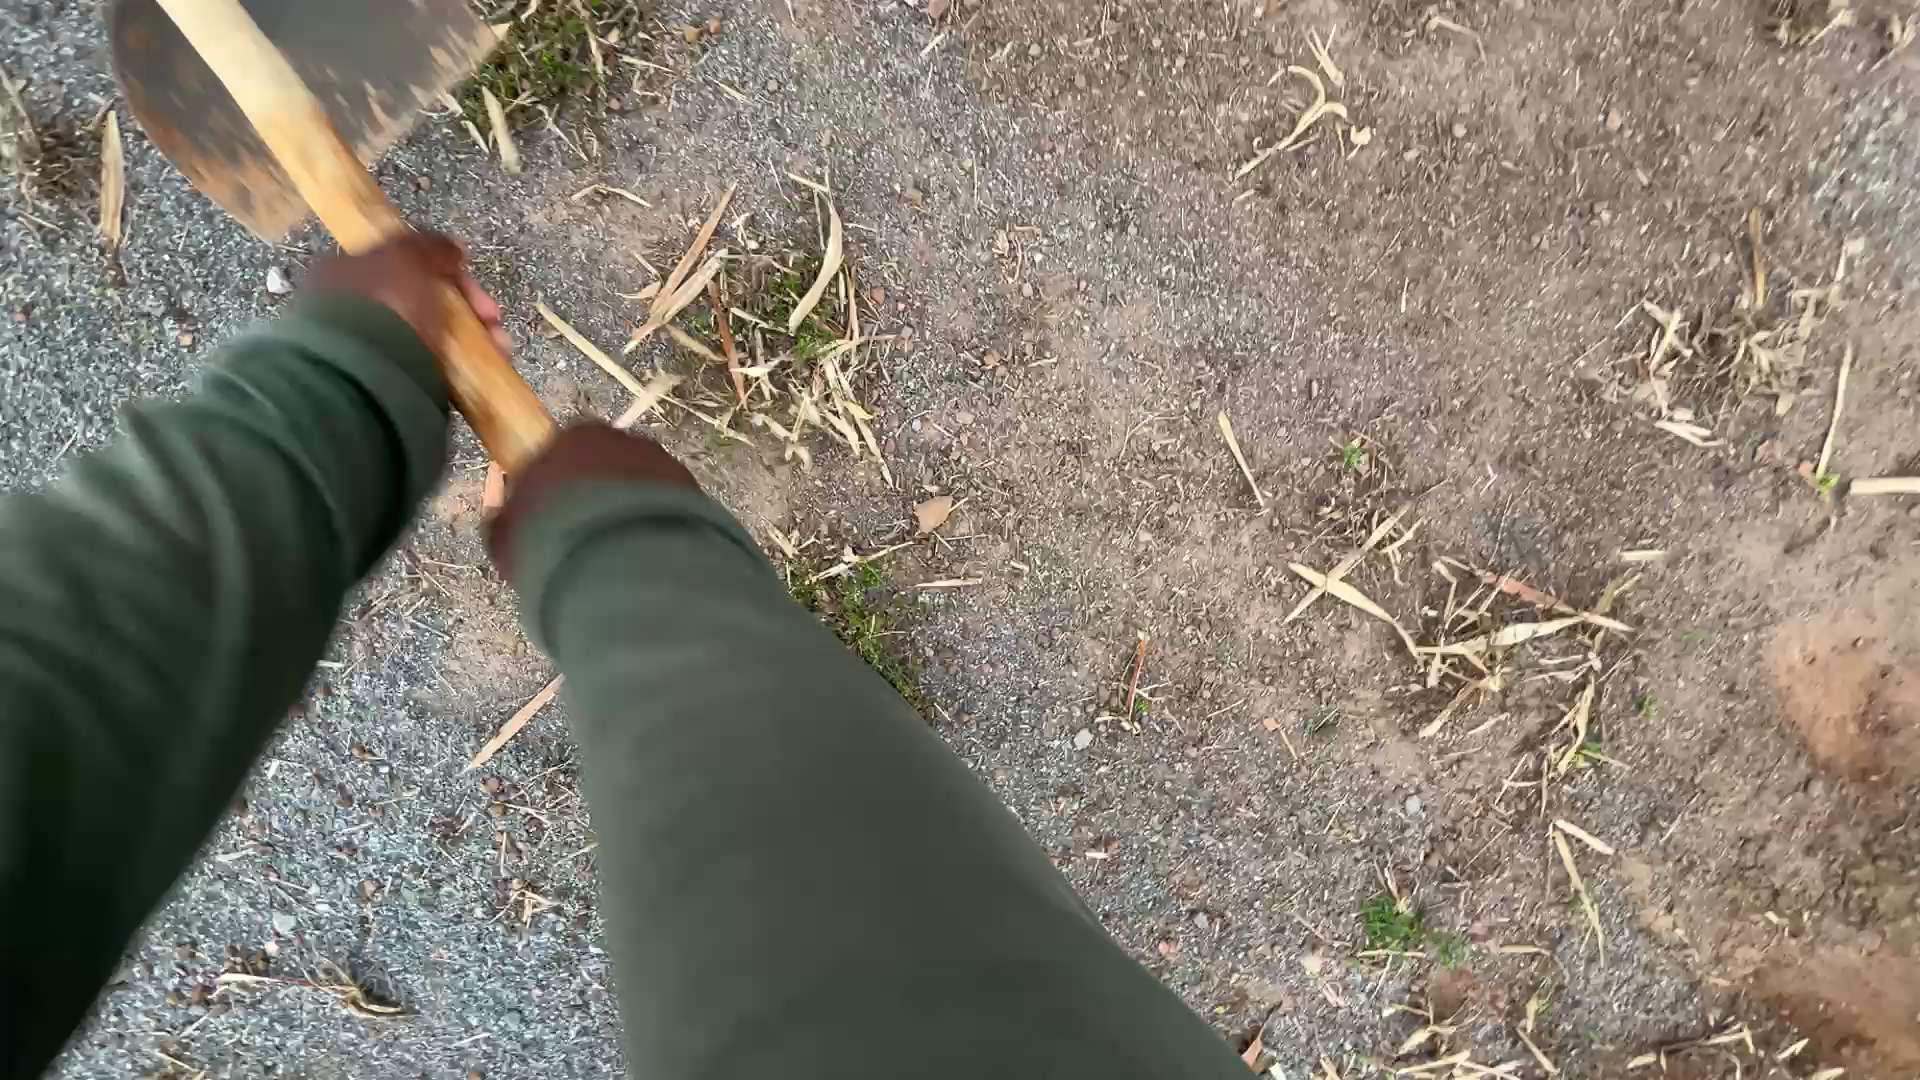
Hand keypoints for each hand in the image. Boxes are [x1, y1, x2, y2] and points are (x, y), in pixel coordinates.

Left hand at [303, 231, 509, 353]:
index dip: (445, 270)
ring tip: (500, 346)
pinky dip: (466, 364)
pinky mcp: (399, 378)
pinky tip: (486, 366)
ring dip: (476, 338)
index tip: (470, 279)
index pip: (405, 264)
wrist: (370, 371)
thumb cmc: (386, 306)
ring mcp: (378, 345)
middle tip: (493, 318)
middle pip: (428, 301)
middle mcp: (360, 307)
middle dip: (469, 309)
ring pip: (440, 334)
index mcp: (349, 272)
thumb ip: (432, 247)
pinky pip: (441, 365)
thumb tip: (456, 245)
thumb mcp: (409, 259)